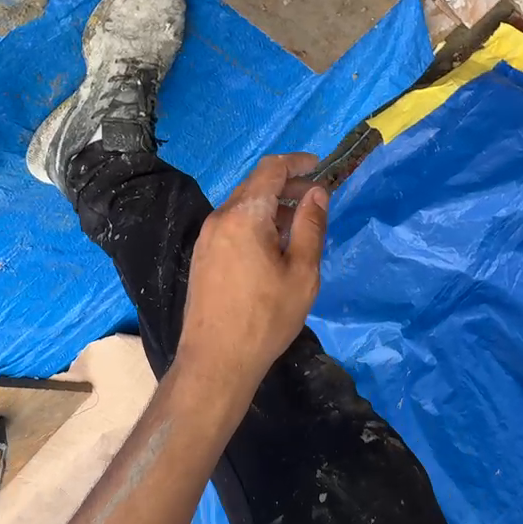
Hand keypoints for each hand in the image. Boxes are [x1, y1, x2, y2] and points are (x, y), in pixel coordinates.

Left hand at [178, 153, 328, 393]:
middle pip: (256, 184)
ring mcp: (207, 236)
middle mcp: (221, 217)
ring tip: (300, 225)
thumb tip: (317, 192)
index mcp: (245, 215)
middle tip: (317, 199)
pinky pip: (233, 223)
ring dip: (272, 205)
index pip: (271, 169)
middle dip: (288, 184)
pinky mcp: (203, 254)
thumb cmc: (265, 318)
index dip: (297, 162)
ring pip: (244, 205)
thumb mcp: (302, 273)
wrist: (215, 362)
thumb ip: (311, 226)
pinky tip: (274, 246)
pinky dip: (256, 221)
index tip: (320, 165)